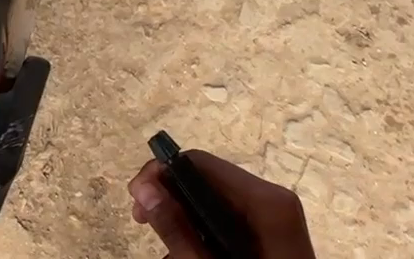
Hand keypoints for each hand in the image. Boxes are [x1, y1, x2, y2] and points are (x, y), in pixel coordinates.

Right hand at [128, 150, 316, 258]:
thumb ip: (178, 231)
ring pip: (214, 199)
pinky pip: (229, 216)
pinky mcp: (273, 232)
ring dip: (185, 217)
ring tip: (168, 248)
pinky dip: (206, 230)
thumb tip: (144, 188)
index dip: (162, 174)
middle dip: (170, 197)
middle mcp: (273, 199)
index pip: (200, 163)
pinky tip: (192, 253)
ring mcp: (276, 216)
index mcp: (267, 203)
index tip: (137, 199)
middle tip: (141, 220)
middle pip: (206, 179)